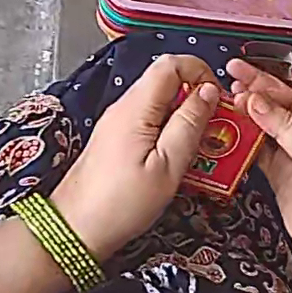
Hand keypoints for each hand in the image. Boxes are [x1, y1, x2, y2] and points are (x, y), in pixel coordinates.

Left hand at [50, 55, 219, 260]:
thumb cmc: (121, 203)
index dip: (200, 71)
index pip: (171, 63)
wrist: (74, 229)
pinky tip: (176, 155)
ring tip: (200, 144)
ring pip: (160, 99)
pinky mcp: (117, 135)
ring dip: (185, 113)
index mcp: (137, 107)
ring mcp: (118, 120)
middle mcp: (125, 106)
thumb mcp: (168, 166)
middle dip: (196, 95)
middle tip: (214, 126)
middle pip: (166, 79)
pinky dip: (169, 127)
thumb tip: (209, 91)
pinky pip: (150, 117)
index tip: (217, 99)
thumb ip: (190, 124)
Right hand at [225, 58, 291, 268]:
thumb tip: (259, 102)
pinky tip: (228, 135)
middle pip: (275, 108)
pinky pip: (255, 155)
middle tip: (227, 80)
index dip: (266, 85)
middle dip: (252, 93)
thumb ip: (289, 130)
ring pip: (262, 129)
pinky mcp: (279, 178)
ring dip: (243, 117)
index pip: (291, 97)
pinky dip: (240, 145)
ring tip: (223, 103)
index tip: (241, 76)